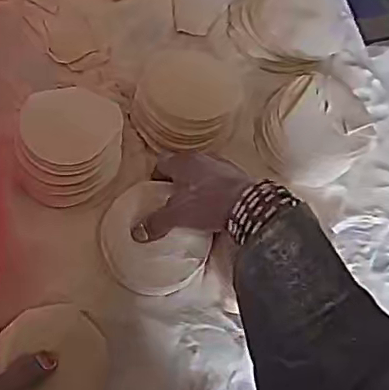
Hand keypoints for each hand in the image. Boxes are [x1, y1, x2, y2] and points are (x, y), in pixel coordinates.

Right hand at [135, 152, 256, 241]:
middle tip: (171, 199)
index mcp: (183, 161)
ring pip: (202, 173)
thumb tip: (137, 232)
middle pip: (182, 167)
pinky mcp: (239, 176)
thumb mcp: (178, 215)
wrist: (250, 206)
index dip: (155, 177)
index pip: (161, 162)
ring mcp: (223, 165)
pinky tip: (214, 206)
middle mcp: (203, 157)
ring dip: (196, 185)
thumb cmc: (210, 203)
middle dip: (176, 181)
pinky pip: (219, 181)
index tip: (154, 192)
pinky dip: (214, 191)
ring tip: (193, 204)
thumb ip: (156, 222)